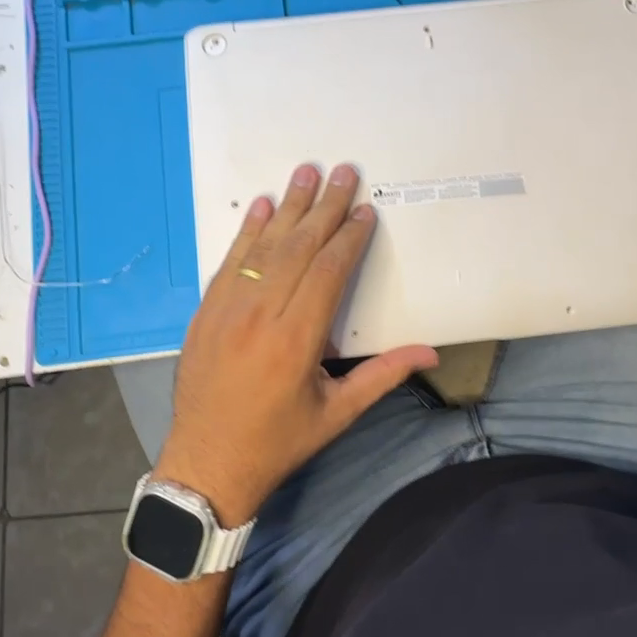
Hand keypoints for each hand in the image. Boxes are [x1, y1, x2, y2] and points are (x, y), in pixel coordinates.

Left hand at [154, 163, 439, 527]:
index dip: (349, 237)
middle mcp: (261, 315)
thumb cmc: (278, 441)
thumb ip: (382, 376)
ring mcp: (227, 310)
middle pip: (298, 248)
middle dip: (324, 207)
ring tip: (306, 172)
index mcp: (296, 341)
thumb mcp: (336, 414)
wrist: (205, 464)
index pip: (328, 271)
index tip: (365, 210)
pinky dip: (246, 232)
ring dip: (287, 206)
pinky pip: (230, 262)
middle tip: (343, 172)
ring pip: (263, 247)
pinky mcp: (206, 311)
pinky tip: (260, 206)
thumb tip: (430, 353)